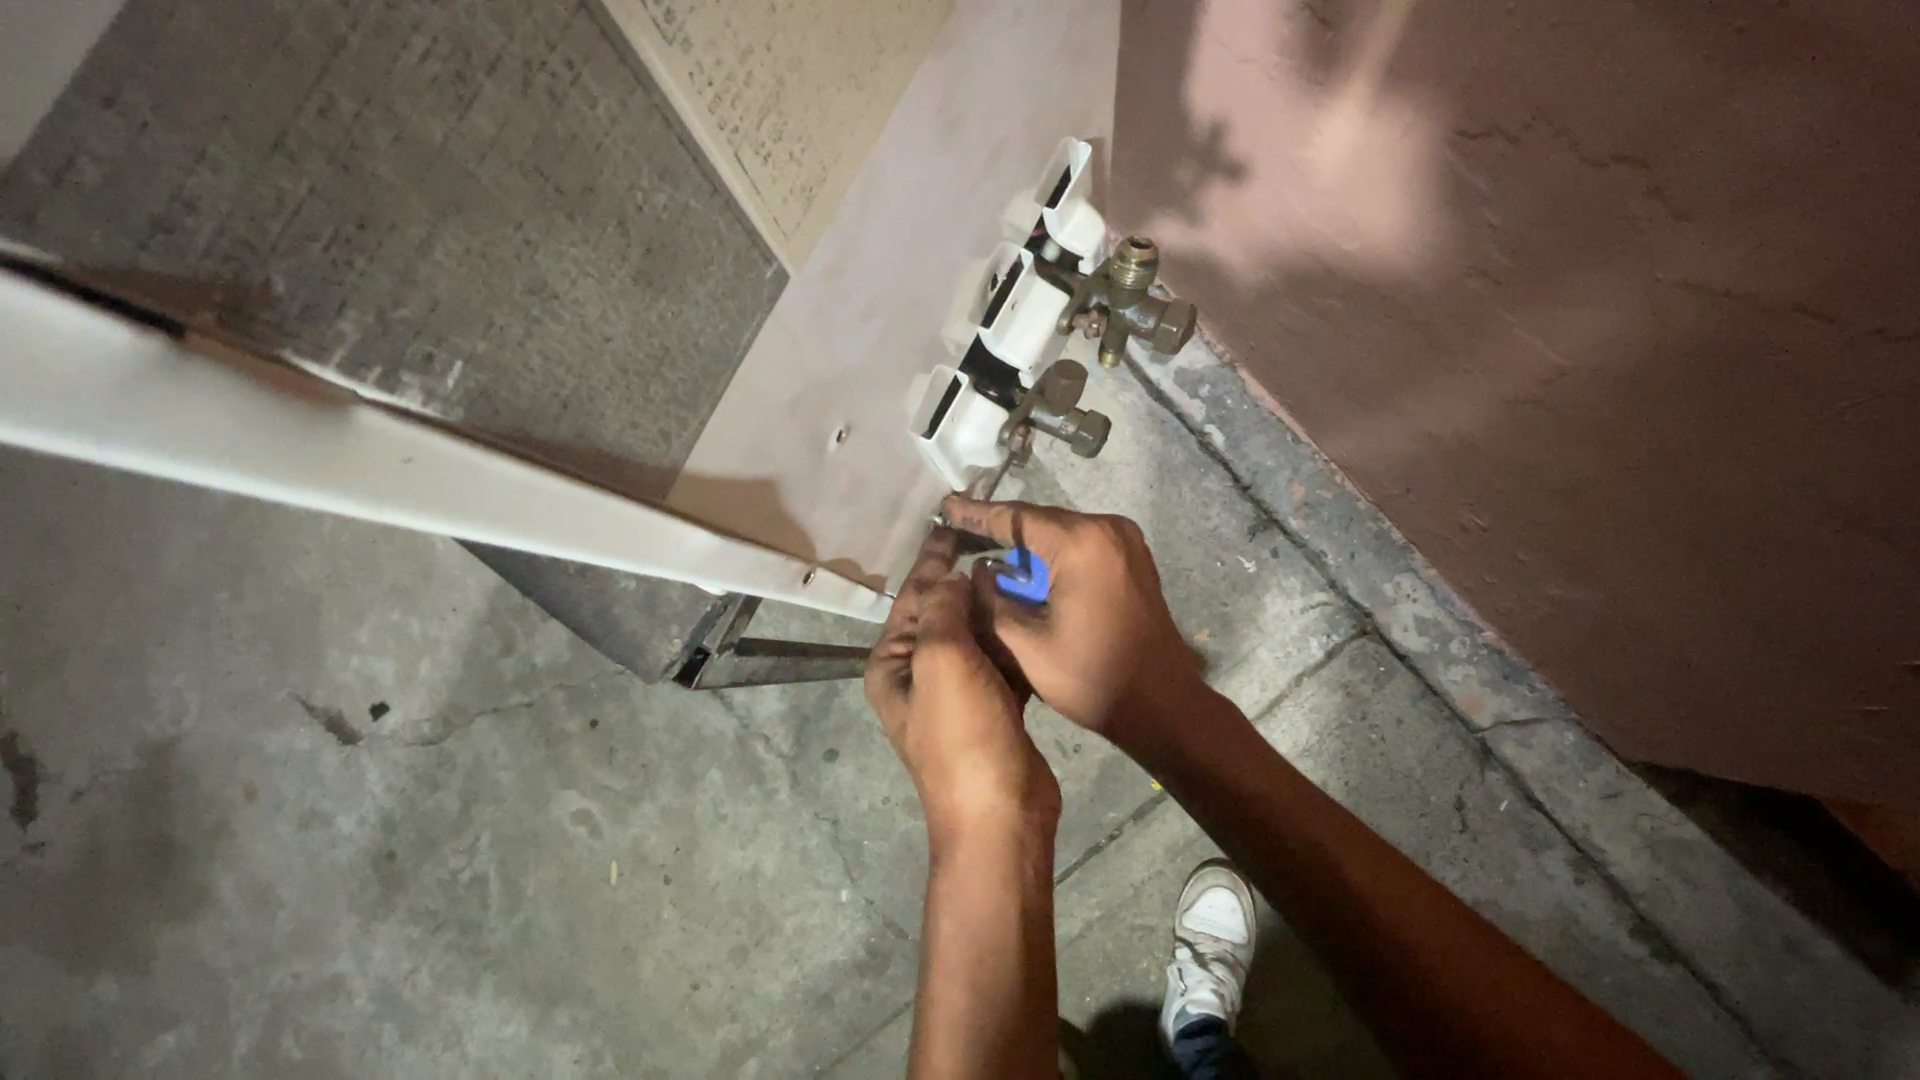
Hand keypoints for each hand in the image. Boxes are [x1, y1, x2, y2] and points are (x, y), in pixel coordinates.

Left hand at [866, 527, 1061, 840]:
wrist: (1000, 813)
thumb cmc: (963, 735)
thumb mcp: (942, 661)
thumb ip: (942, 610)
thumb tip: (948, 577)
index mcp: (894, 664)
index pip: (914, 596)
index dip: (933, 559)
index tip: (952, 523)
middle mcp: (920, 674)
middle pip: (944, 613)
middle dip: (967, 579)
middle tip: (998, 541)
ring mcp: (958, 693)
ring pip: (975, 636)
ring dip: (994, 607)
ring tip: (1022, 570)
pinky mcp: (993, 707)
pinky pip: (1000, 661)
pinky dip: (1013, 640)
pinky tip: (1033, 616)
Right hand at [941, 495, 1203, 739]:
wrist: (1162, 704)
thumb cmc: (1092, 679)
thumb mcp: (1027, 645)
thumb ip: (992, 601)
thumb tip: (976, 572)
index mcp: (1080, 544)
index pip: (1016, 518)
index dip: (976, 514)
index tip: (945, 507)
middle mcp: (1106, 529)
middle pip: (1039, 520)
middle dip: (1000, 529)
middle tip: (957, 532)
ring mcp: (1125, 541)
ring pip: (1060, 532)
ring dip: (1026, 544)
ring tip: (983, 548)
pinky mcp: (1132, 558)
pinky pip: (1081, 544)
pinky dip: (1052, 554)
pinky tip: (1026, 568)